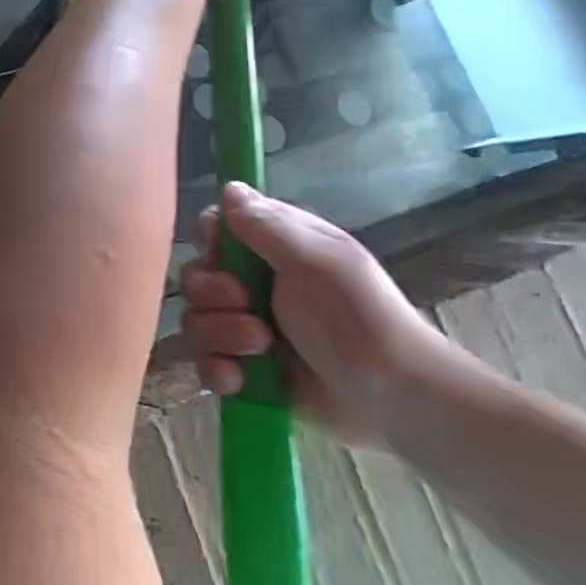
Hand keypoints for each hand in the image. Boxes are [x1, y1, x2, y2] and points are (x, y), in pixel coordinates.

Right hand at [181, 182, 470, 445]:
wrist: (390, 397)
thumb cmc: (360, 317)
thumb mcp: (317, 261)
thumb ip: (268, 225)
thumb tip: (230, 187)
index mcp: (273, 248)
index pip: (217, 227)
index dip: (210, 239)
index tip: (221, 253)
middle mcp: (252, 283)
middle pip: (196, 275)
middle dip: (214, 294)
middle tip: (250, 305)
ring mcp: (243, 328)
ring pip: (194, 320)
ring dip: (220, 335)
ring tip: (261, 348)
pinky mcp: (242, 370)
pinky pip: (202, 364)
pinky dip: (218, 371)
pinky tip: (242, 379)